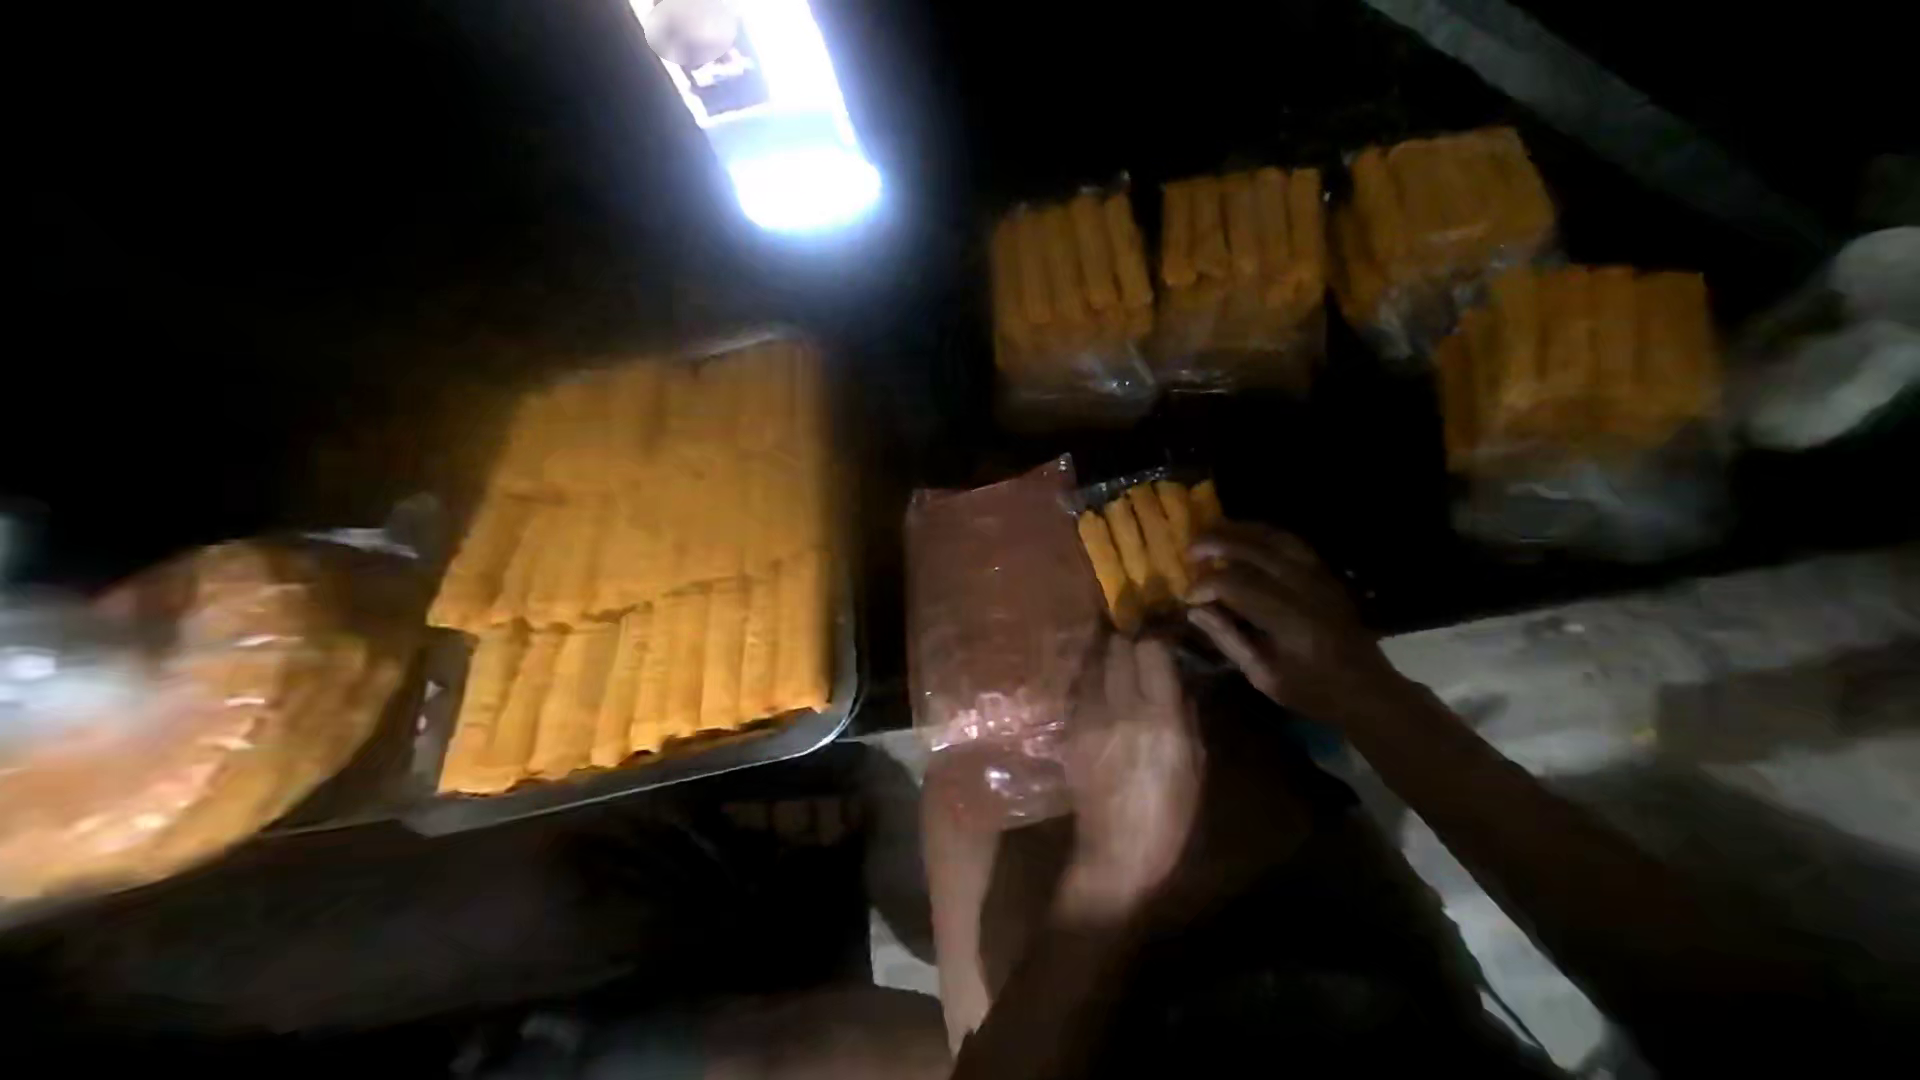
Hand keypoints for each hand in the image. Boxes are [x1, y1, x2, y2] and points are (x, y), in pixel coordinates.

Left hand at [1056, 635, 1203, 926]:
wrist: (1116, 850)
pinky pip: (1079, 686)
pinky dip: (1090, 677)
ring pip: (1092, 661)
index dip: (1158, 636)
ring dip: (1106, 653)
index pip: (1150, 649)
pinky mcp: (1068, 728)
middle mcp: (1119, 705)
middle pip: (1116, 646)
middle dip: (1129, 638)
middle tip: (1139, 642)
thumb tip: (1176, 674)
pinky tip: (1099, 684)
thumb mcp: (1194, 762)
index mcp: (1158, 715)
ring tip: (1117, 657)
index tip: (1164, 635)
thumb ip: (1185, 711)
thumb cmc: (1169, 812)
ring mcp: (1087, 715)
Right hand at [1186, 523, 1410, 725]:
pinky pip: (1291, 542)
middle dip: (1217, 545)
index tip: (1187, 597)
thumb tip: (1195, 610)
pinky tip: (1242, 537)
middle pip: (1257, 551)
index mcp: (1292, 621)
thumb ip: (1228, 639)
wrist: (1367, 689)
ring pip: (1276, 538)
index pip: (1240, 585)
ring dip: (1239, 530)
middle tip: (1189, 551)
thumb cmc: (1313, 691)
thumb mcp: (1264, 676)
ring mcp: (1320, 577)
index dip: (1207, 585)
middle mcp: (1308, 590)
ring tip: (1210, 532)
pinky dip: (1261, 534)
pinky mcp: (1325, 574)